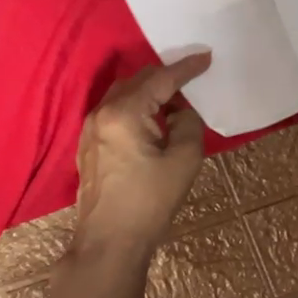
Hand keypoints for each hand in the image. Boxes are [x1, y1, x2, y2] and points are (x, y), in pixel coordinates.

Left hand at [70, 53, 211, 265]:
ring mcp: (91, 130)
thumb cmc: (151, 199)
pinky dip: (138, 106)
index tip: (207, 57)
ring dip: (150, 91)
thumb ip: (187, 125)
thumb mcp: (184, 159)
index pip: (160, 80)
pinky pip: (116, 112)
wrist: (110, 240)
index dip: (186, 68)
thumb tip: (181, 112)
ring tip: (177, 96)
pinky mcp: (90, 146)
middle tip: (194, 76)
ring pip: (123, 95)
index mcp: (124, 113)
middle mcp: (102, 114)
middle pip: (137, 81)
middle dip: (166, 76)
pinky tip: (155, 118)